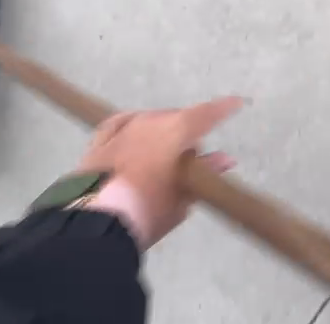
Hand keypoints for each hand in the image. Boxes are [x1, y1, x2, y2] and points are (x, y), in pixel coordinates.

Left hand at [73, 98, 244, 248]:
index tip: (239, 103)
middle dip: (187, 133)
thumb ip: (206, 172)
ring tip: (162, 153)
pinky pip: (120, 123)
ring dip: (160, 131)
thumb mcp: (181, 198)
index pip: (209, 112)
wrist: (90, 226)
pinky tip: (134, 129)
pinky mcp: (99, 141)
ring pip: (151, 120)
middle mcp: (152, 120)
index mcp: (177, 130)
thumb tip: (227, 158)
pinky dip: (132, 125)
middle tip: (190, 159)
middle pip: (178, 118)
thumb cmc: (146, 211)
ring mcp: (124, 128)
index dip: (225, 107)